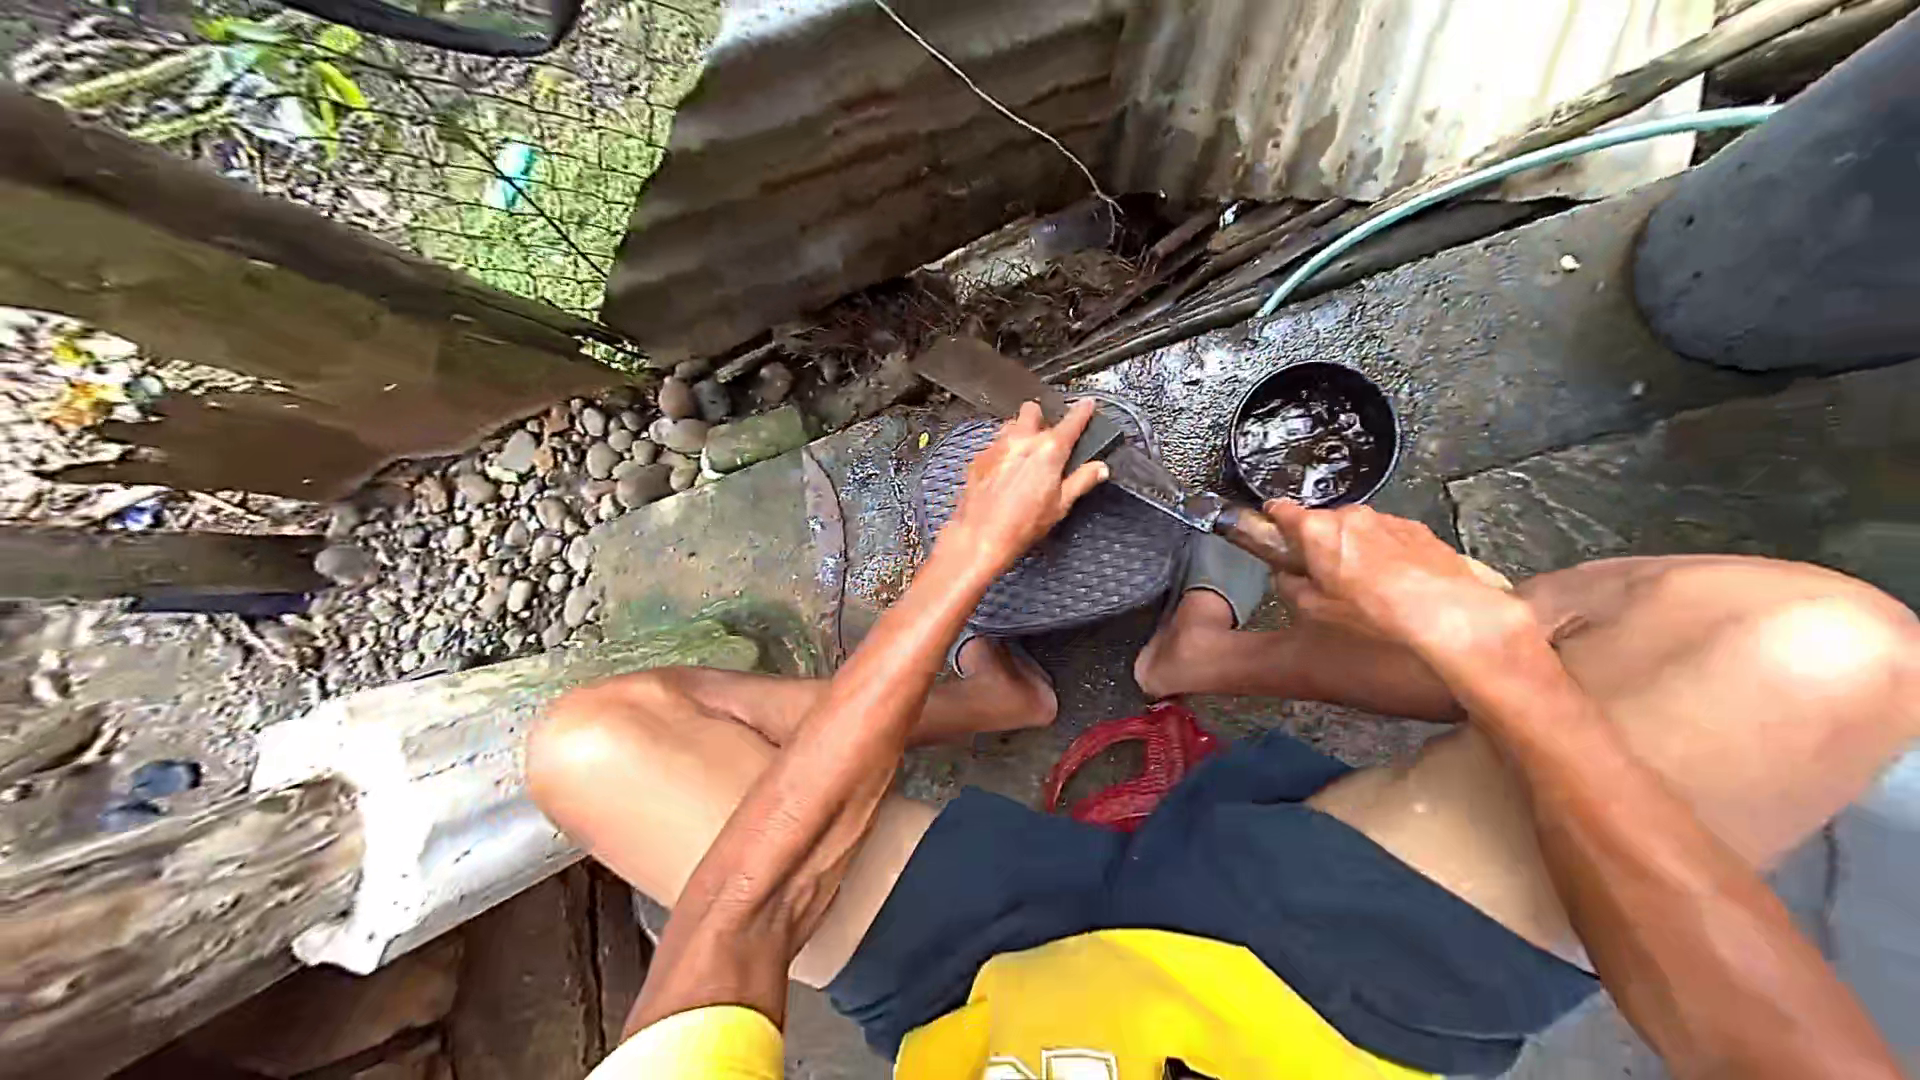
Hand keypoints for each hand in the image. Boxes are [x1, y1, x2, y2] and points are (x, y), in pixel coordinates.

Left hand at [941, 400, 1108, 572]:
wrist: (980, 536)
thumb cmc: (1020, 525)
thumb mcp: (1061, 505)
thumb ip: (1082, 481)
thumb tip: (1098, 469)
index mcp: (1048, 450)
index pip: (1072, 421)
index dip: (1083, 411)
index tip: (1087, 405)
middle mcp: (1021, 440)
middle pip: (1033, 410)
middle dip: (1042, 417)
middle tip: (1048, 436)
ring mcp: (997, 447)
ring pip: (1010, 425)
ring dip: (1020, 432)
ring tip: (1026, 455)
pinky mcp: (979, 458)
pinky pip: (993, 444)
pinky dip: (1002, 451)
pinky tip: (1005, 471)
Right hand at [1262, 498, 1532, 662]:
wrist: (1446, 612)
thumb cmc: (1377, 611)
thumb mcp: (1313, 609)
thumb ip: (1290, 586)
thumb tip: (1286, 578)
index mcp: (1316, 530)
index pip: (1281, 510)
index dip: (1272, 518)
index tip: (1269, 524)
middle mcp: (1350, 516)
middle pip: (1322, 522)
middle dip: (1319, 543)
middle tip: (1321, 573)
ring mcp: (1386, 520)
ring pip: (1357, 529)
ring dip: (1354, 548)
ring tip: (1363, 584)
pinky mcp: (1416, 530)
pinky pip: (1388, 536)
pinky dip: (1384, 552)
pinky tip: (1392, 582)